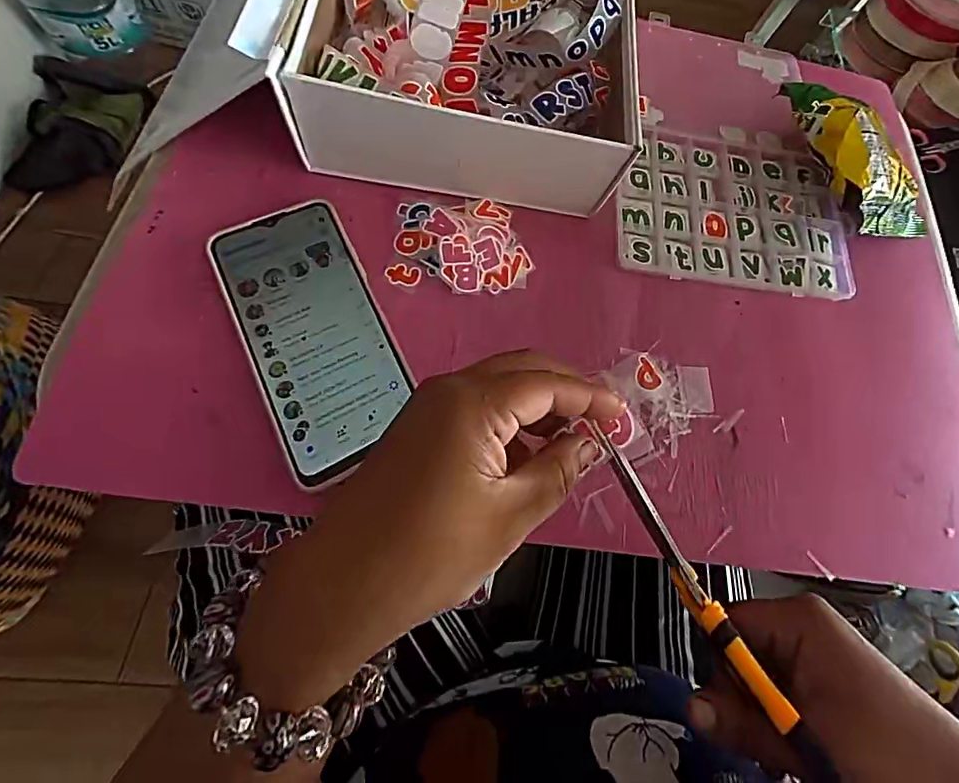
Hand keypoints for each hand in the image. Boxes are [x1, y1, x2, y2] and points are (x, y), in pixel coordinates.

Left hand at [277, 351, 622, 638]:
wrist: (337, 587)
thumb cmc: (429, 555)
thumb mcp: (510, 516)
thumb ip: (559, 469)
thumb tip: (591, 443)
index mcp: (474, 402)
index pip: (547, 383)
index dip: (591, 396)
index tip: (622, 415)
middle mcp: (450, 388)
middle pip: (523, 370)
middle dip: (567, 389)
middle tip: (602, 420)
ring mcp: (429, 404)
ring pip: (500, 385)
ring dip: (539, 405)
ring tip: (570, 442)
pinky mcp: (419, 425)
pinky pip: (477, 405)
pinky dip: (510, 419)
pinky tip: (526, 455)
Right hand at [687, 595, 958, 782]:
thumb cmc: (891, 747)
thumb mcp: (805, 737)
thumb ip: (745, 719)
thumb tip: (695, 704)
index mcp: (799, 619)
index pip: (726, 623)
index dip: (719, 668)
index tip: (723, 709)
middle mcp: (805, 630)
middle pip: (740, 657)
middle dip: (745, 703)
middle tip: (774, 740)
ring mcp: (816, 659)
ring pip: (759, 686)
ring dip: (765, 723)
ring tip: (797, 752)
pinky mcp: (826, 688)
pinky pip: (782, 700)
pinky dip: (783, 730)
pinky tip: (804, 754)